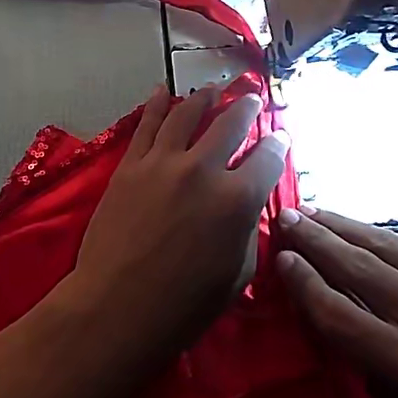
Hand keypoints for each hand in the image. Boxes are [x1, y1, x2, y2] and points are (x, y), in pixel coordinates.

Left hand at [65, 84, 287, 353]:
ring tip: (213, 89)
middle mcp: (203, 169)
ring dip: (205, 97)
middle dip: (247, 108)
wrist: (117, 307)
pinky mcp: (131, 165)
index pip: (268, 158)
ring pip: (188, 113)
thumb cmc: (185, 305)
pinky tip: (163, 91)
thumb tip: (248, 204)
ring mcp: (162, 162)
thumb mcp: (238, 273)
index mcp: (237, 200)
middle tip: (251, 100)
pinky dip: (157, 104)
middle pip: (231, 123)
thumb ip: (248, 229)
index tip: (280, 138)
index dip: (279, 145)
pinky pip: (146, 125)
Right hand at [275, 205, 397, 397]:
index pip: (343, 315)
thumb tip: (318, 303)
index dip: (305, 284)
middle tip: (283, 218)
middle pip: (362, 269)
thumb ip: (363, 362)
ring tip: (310, 212)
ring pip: (387, 246)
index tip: (280, 259)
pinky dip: (376, 236)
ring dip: (343, 227)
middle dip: (317, 241)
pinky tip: (354, 228)